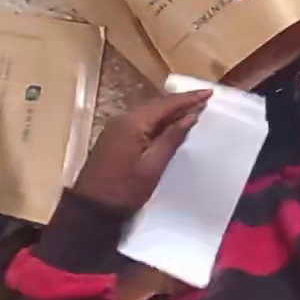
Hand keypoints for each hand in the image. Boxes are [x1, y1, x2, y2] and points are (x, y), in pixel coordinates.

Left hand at [72, 91, 211, 212]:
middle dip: (179, 101)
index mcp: (132, 122)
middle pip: (156, 104)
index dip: (188, 98)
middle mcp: (123, 118)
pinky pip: (140, 120)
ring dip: (168, 110)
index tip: (208, 92)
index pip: (165, 104)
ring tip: (191, 109)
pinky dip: (157, 120)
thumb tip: (190, 117)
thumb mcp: (153, 166)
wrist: (91, 208)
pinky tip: (169, 125)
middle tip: (203, 99)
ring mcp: (116, 127)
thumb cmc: (125, 189)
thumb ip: (172, 138)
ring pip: (148, 112)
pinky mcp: (115, 136)